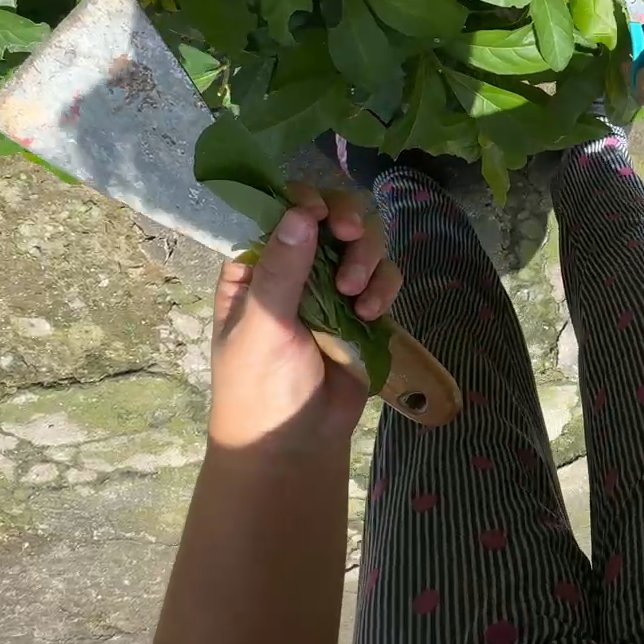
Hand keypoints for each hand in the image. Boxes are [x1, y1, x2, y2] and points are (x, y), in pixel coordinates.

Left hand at [208, 185, 402, 452]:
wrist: (298, 441)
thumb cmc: (260, 385)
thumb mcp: (262, 327)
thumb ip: (282, 270)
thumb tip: (302, 212)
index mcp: (258, 267)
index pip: (281, 211)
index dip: (304, 202)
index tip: (321, 214)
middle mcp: (298, 267)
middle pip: (332, 216)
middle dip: (347, 223)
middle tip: (350, 236)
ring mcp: (334, 286)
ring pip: (365, 242)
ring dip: (366, 258)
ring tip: (356, 295)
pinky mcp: (365, 306)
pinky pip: (385, 275)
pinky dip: (384, 286)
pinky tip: (371, 313)